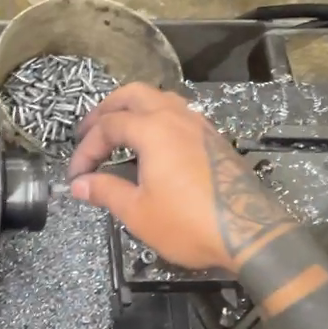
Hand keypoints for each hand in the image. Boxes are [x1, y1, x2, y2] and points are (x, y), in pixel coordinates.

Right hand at [67, 83, 295, 272]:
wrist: (251, 233)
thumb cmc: (189, 223)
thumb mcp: (137, 212)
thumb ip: (105, 191)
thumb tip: (79, 184)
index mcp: (153, 130)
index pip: (108, 126)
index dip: (86, 148)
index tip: (76, 174)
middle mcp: (177, 118)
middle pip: (133, 95)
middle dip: (106, 110)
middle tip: (88, 132)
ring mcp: (200, 126)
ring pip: (160, 99)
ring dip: (134, 108)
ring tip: (119, 131)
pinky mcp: (214, 139)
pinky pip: (179, 114)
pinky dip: (157, 118)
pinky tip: (153, 143)